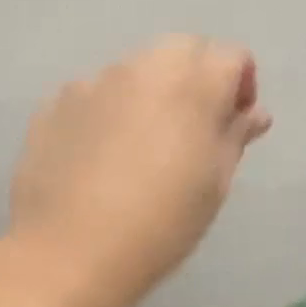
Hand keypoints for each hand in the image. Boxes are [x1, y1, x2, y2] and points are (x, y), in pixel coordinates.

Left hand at [7, 36, 270, 306]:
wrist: (68, 254)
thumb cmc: (159, 225)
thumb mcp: (213, 186)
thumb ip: (234, 137)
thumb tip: (251, 113)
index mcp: (191, 84)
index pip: (232, 57)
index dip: (241, 87)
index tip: (234, 127)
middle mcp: (140, 69)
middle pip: (181, 52)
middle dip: (196, 79)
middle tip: (192, 133)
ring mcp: (91, 83)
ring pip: (133, 71)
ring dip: (149, 94)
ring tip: (141, 149)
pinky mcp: (53, 105)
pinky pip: (93, 95)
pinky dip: (106, 113)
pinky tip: (98, 159)